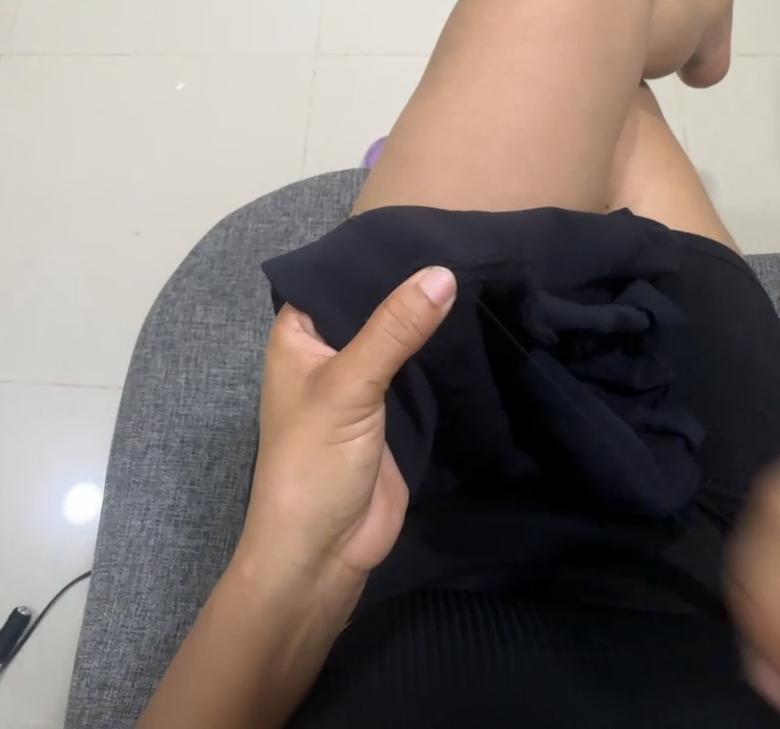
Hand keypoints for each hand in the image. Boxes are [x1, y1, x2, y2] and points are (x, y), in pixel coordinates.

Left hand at [239, 266, 456, 588]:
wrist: (324, 556)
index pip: (336, 275)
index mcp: (299, 334)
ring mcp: (364, 381)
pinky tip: (476, 324)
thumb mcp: (349, 387)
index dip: (374, 251)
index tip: (425, 223)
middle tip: (466, 244)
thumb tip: (442, 273)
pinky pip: (419, 370)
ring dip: (430, 318)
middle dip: (410, 283)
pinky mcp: (394, 411)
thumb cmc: (313, 463)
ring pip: (399, 337)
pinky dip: (441, 352)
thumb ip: (393, 331)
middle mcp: (329, 350)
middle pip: (373, 304)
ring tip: (479, 272)